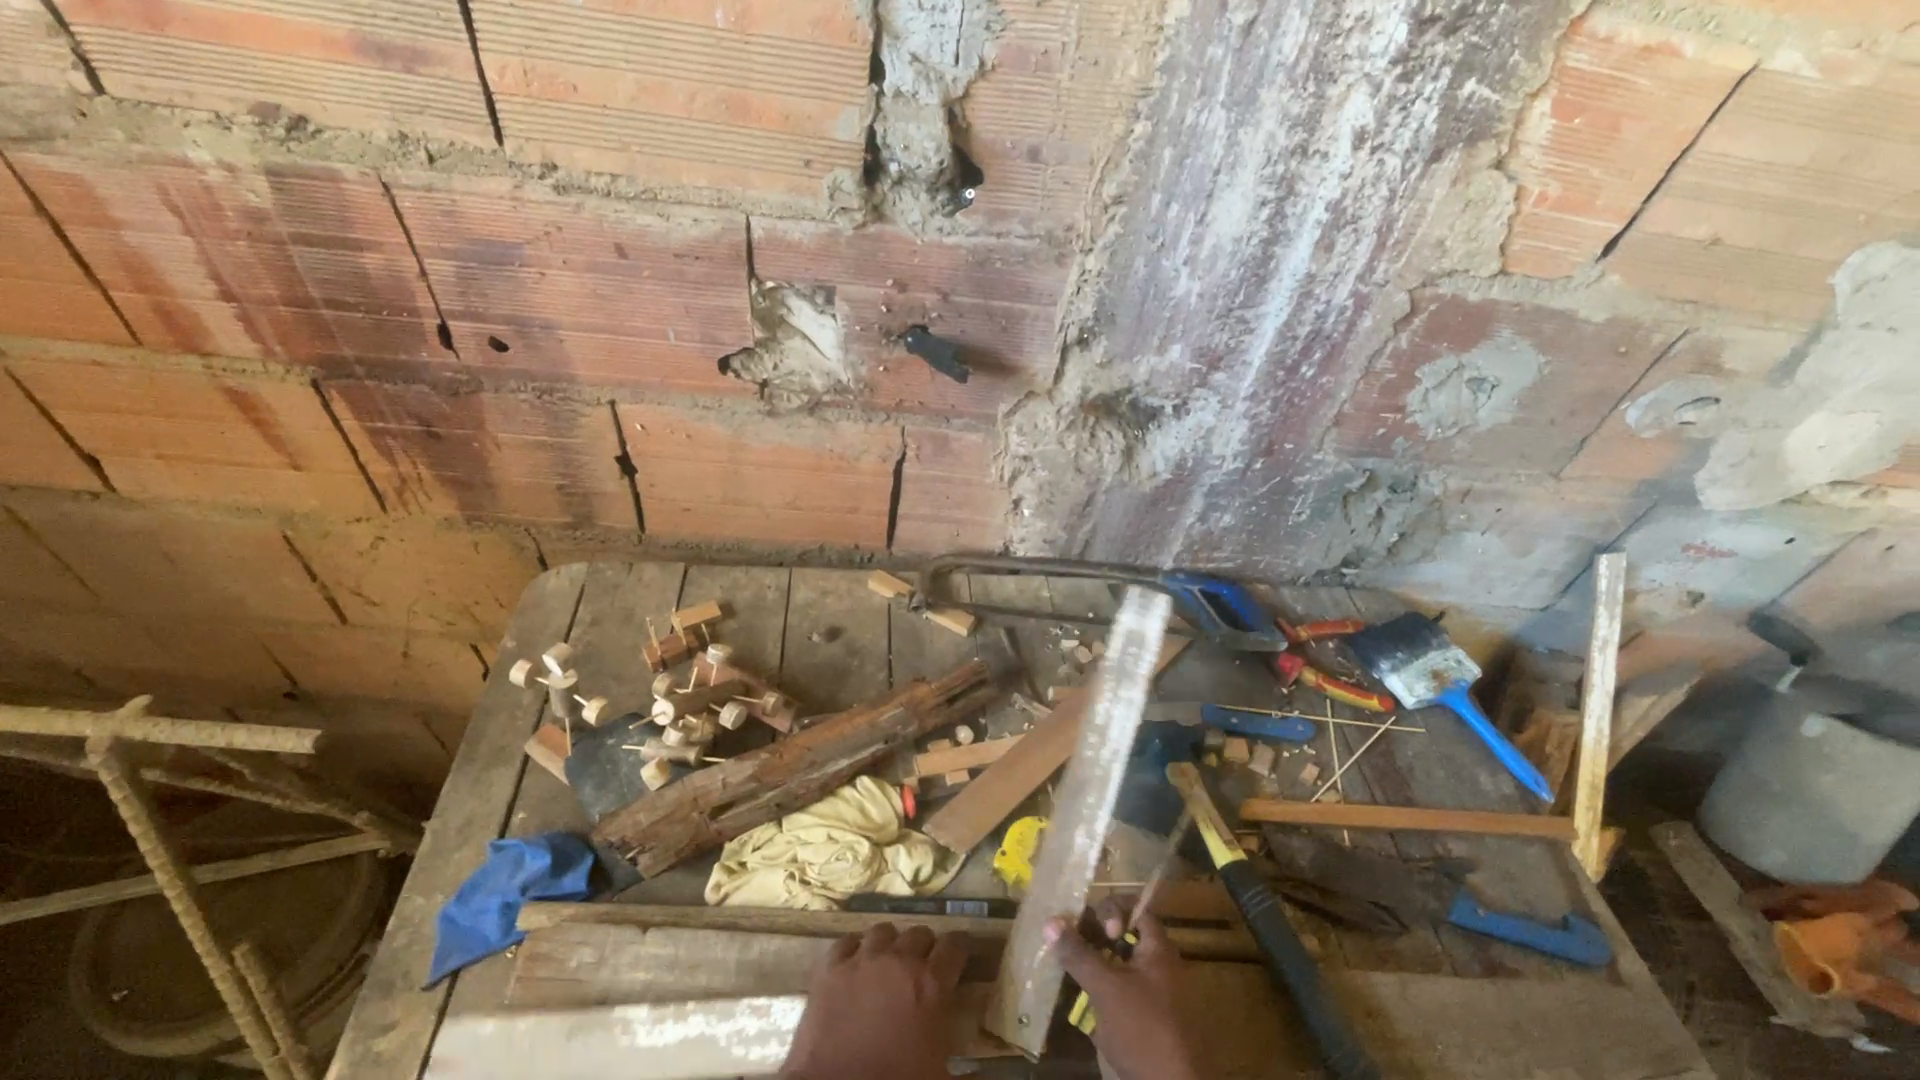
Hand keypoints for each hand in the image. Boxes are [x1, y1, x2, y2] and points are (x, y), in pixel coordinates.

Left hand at [781, 922, 969, 1079]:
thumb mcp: (943, 1078)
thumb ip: (971, 1072)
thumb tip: (993, 1076)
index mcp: (932, 984)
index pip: (955, 945)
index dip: (960, 947)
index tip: (961, 953)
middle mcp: (899, 961)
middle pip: (920, 933)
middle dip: (925, 946)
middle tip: (924, 966)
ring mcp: (862, 961)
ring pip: (883, 931)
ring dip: (891, 943)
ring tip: (889, 961)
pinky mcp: (830, 970)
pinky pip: (845, 943)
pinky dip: (854, 949)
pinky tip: (856, 963)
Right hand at [1045, 897, 1202, 1079]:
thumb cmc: (1143, 1029)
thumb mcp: (1107, 988)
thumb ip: (1079, 954)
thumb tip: (1050, 922)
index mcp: (1158, 950)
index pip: (1136, 909)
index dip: (1114, 909)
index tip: (1100, 930)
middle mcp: (1153, 965)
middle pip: (1121, 934)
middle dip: (1091, 933)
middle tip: (1068, 941)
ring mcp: (1143, 992)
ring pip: (1111, 962)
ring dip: (1087, 960)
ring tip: (1061, 962)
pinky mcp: (1132, 1016)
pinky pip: (1108, 989)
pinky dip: (1089, 986)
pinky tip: (1068, 991)